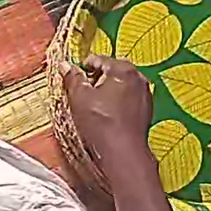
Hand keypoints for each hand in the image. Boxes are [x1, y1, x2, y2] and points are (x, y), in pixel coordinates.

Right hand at [64, 54, 154, 175]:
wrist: (122, 151)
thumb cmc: (101, 123)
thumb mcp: (79, 98)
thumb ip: (72, 78)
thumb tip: (65, 65)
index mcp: (123, 69)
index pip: (99, 59)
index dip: (83, 67)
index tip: (73, 76)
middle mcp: (138, 78)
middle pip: (112, 71)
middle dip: (96, 79)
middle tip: (81, 92)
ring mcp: (145, 94)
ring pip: (121, 86)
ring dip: (106, 92)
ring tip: (92, 106)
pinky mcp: (146, 110)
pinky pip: (127, 100)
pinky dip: (116, 103)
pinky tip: (106, 115)